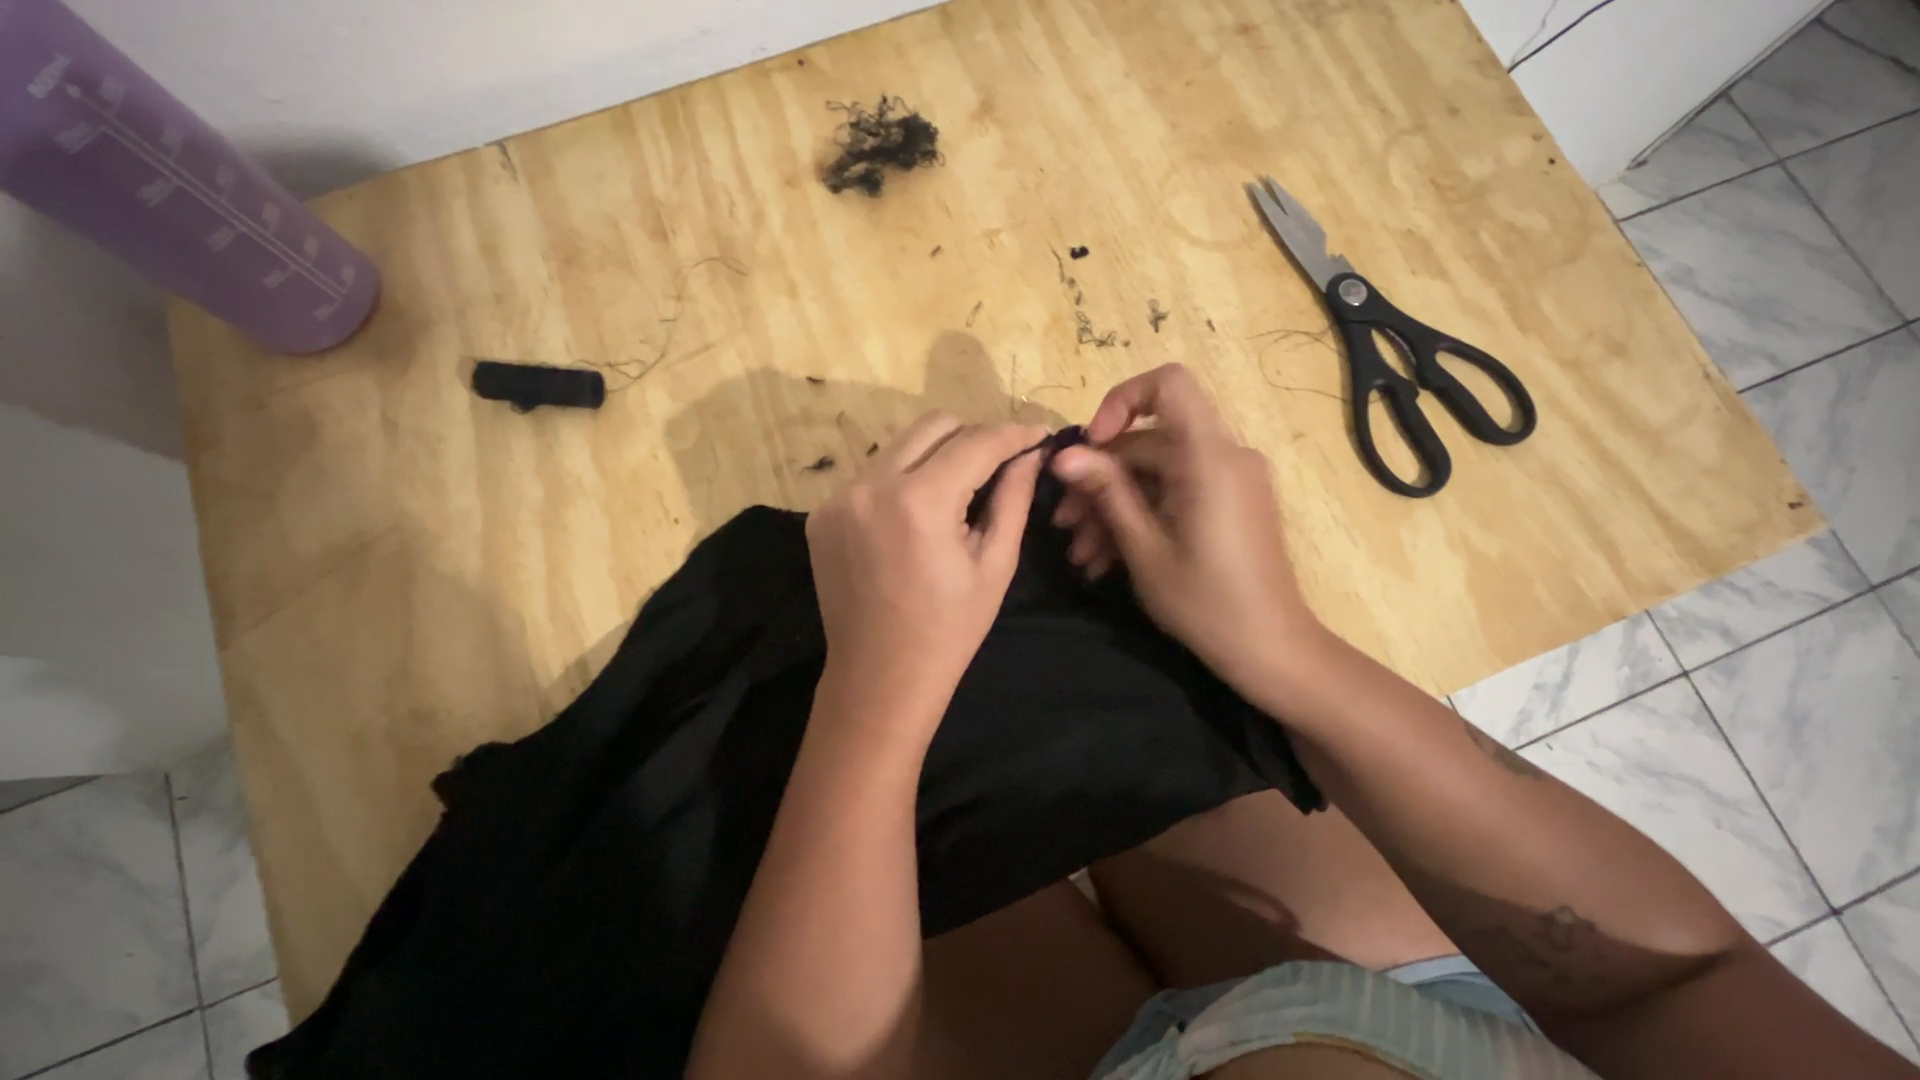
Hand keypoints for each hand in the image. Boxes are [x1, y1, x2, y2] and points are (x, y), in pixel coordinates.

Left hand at [806, 413, 1045, 732]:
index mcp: (920, 501)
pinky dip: (902, 481)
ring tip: (960, 491)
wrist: (878, 678)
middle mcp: (872, 485)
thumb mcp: (994, 565)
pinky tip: (917, 516)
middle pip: (933, 425)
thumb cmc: (948, 631)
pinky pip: (872, 475)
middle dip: (973, 435)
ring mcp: (839, 498)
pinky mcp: (821, 514)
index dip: (1014, 433)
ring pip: (899, 446)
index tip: (1039, 434)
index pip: (976, 441)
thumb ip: (1013, 499)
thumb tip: (1030, 454)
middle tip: (1000, 463)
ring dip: (935, 456)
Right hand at [1050, 364, 1320, 688]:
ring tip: (1081, 555)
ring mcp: (1229, 480)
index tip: (1091, 446)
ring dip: (1113, 507)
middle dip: (1100, 479)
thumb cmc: (1204, 600)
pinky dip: (1141, 516)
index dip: (1121, 402)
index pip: (1168, 384)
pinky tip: (1105, 560)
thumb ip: (1106, 492)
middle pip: (1148, 441)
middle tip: (1063, 524)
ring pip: (1155, 473)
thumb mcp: (1144, 548)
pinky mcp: (1228, 503)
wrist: (1269, 648)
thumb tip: (1065, 455)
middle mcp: (1225, 456)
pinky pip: (1175, 492)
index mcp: (1209, 456)